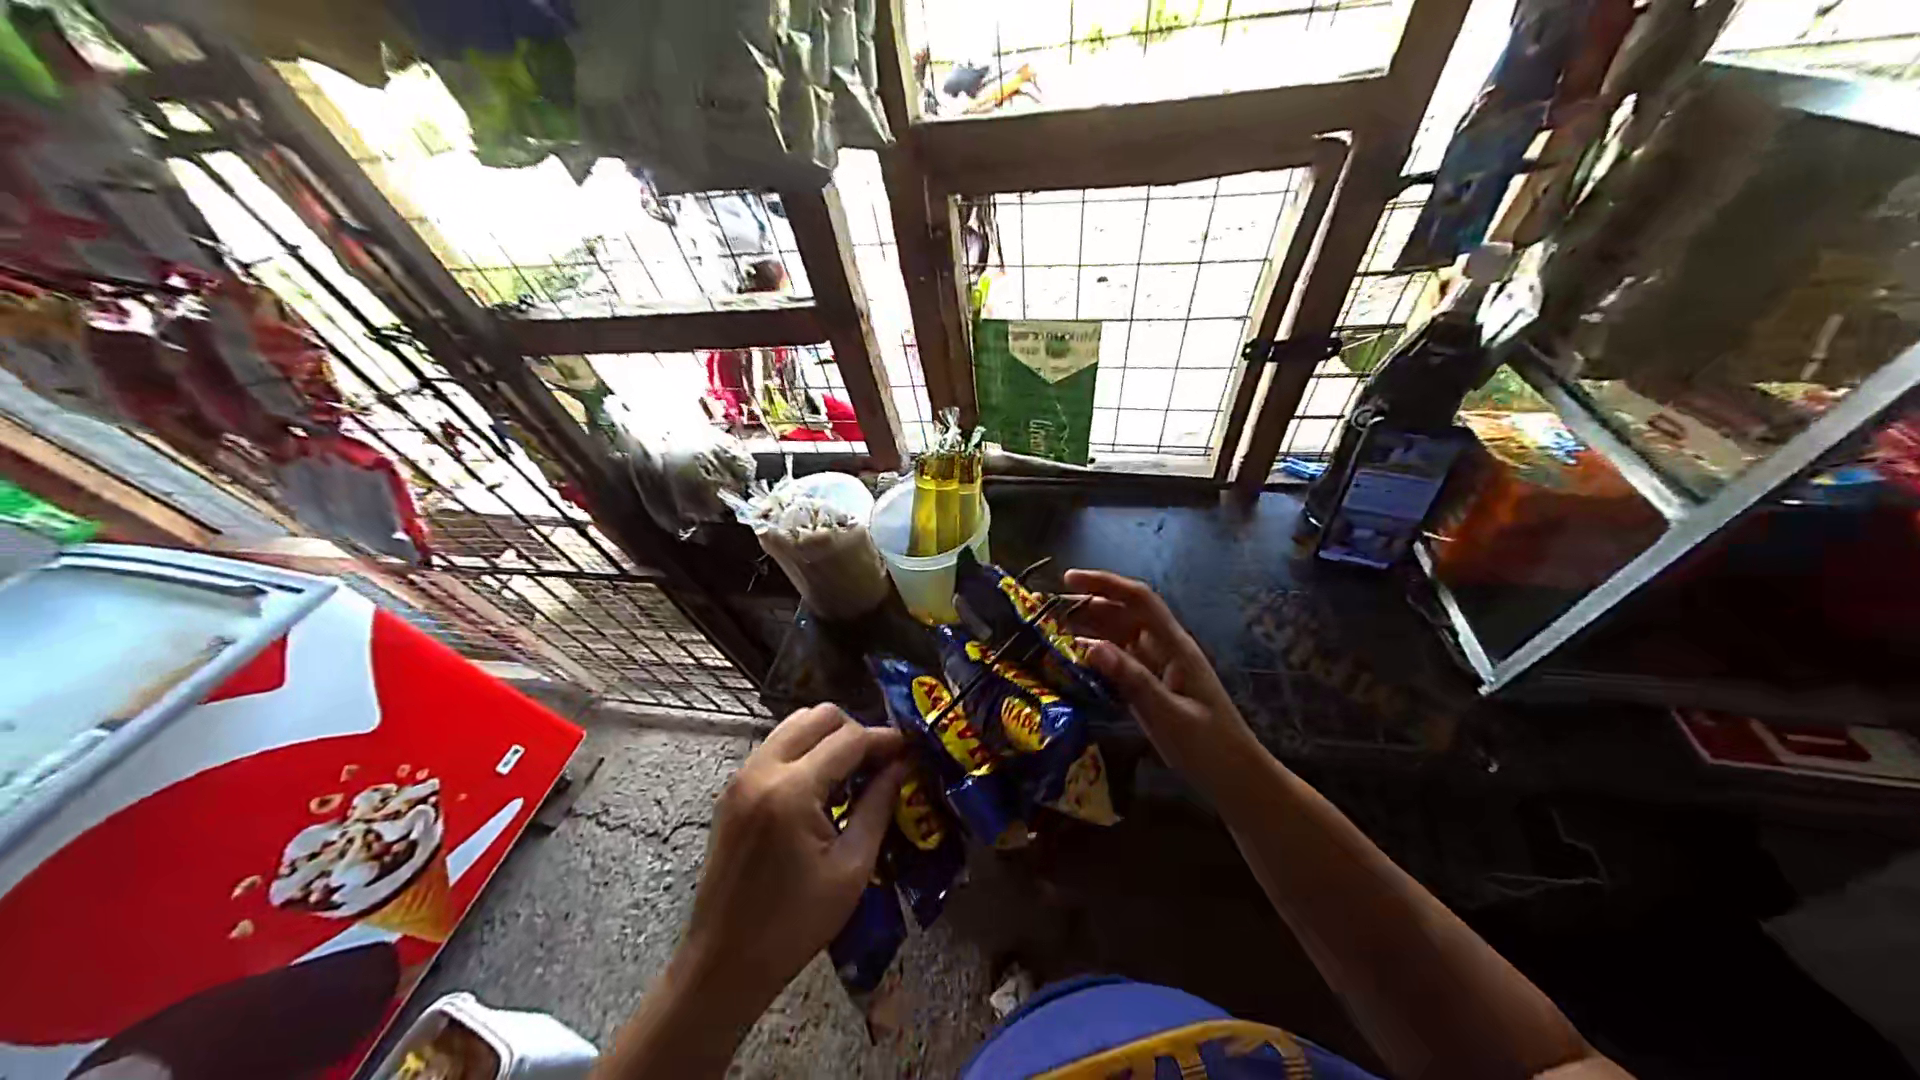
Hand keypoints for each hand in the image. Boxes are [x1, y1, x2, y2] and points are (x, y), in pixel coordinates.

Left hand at [676, 705, 906, 1019]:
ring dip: (828, 737)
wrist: (723, 963)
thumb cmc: (794, 924)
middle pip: (817, 716)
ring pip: (793, 725)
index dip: (885, 738)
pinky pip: (776, 747)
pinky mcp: (732, 790)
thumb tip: (902, 765)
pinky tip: (823, 787)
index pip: (849, 738)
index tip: (909, 749)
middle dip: (855, 729)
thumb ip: (879, 806)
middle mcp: (762, 770)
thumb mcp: (852, 867)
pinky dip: (804, 751)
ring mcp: (741, 777)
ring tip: (854, 772)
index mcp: (792, 791)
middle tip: (880, 760)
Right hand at [1063, 569, 1261, 794]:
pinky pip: (1120, 660)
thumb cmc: (1209, 746)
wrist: (1236, 778)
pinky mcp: (1151, 686)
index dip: (1105, 584)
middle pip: (1125, 614)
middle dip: (1090, 604)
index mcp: (1175, 647)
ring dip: (1090, 628)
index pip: (1139, 600)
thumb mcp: (1168, 715)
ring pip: (1120, 636)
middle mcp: (1166, 649)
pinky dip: (1097, 655)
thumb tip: (1091, 646)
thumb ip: (1132, 679)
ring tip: (1055, 629)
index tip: (1069, 579)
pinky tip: (1075, 660)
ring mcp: (1158, 667)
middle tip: (1050, 610)